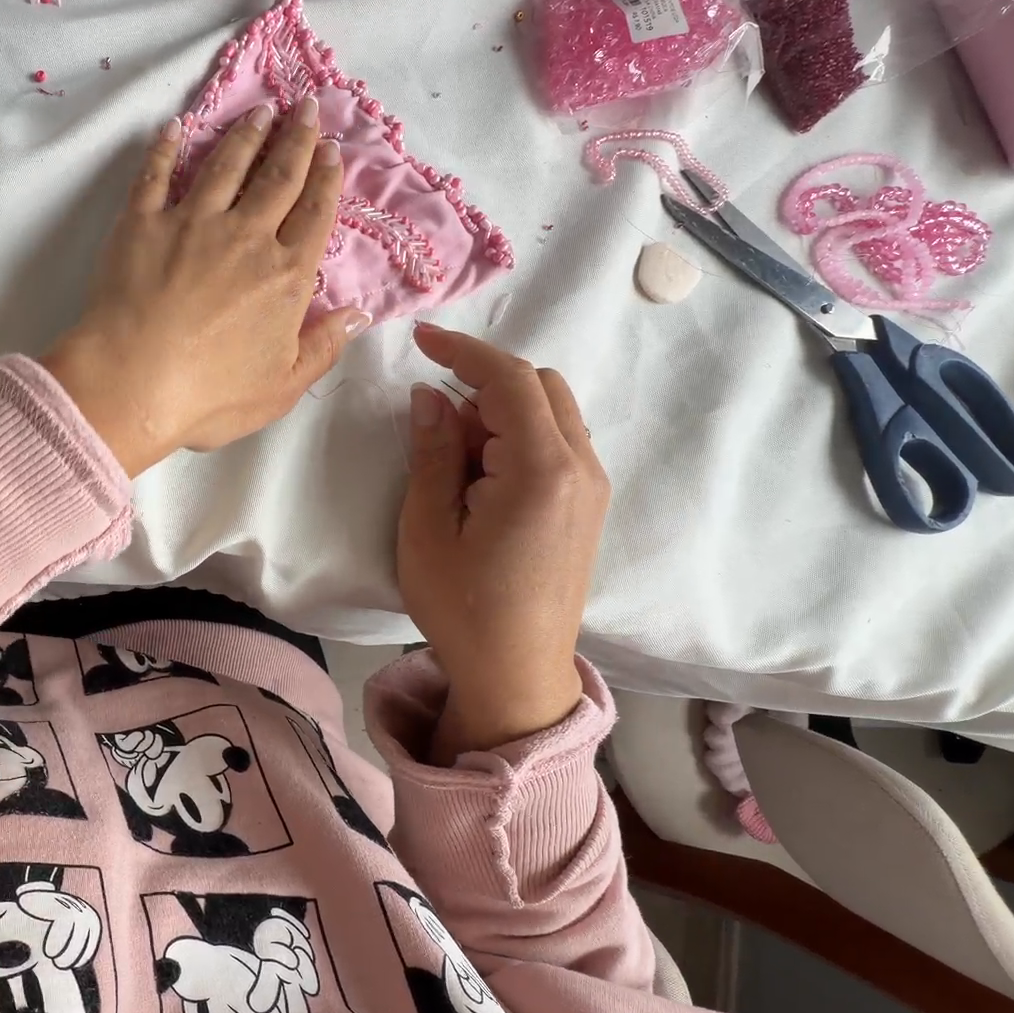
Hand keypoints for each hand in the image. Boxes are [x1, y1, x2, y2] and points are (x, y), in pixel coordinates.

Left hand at [40, 99, 368, 476]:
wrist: (132, 384)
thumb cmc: (209, 396)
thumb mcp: (280, 388)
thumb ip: (322, 349)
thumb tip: (359, 314)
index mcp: (285, 276)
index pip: (314, 215)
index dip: (325, 180)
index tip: (331, 150)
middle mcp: (245, 238)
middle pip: (278, 178)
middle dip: (296, 140)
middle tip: (306, 107)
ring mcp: (191, 224)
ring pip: (226, 166)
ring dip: (245, 135)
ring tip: (260, 111)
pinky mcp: (142, 225)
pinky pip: (156, 176)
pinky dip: (166, 150)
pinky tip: (174, 129)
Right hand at [397, 325, 609, 764]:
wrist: (516, 673)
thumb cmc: (461, 604)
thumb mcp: (426, 528)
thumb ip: (432, 454)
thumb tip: (430, 397)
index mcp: (541, 470)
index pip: (510, 380)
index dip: (464, 351)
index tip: (421, 338)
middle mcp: (582, 467)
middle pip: (540, 387)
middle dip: (484, 383)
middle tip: (434, 420)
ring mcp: (592, 487)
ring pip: (552, 412)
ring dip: (501, 410)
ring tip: (453, 454)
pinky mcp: (588, 506)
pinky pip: (557, 442)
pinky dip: (518, 435)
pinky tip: (482, 473)